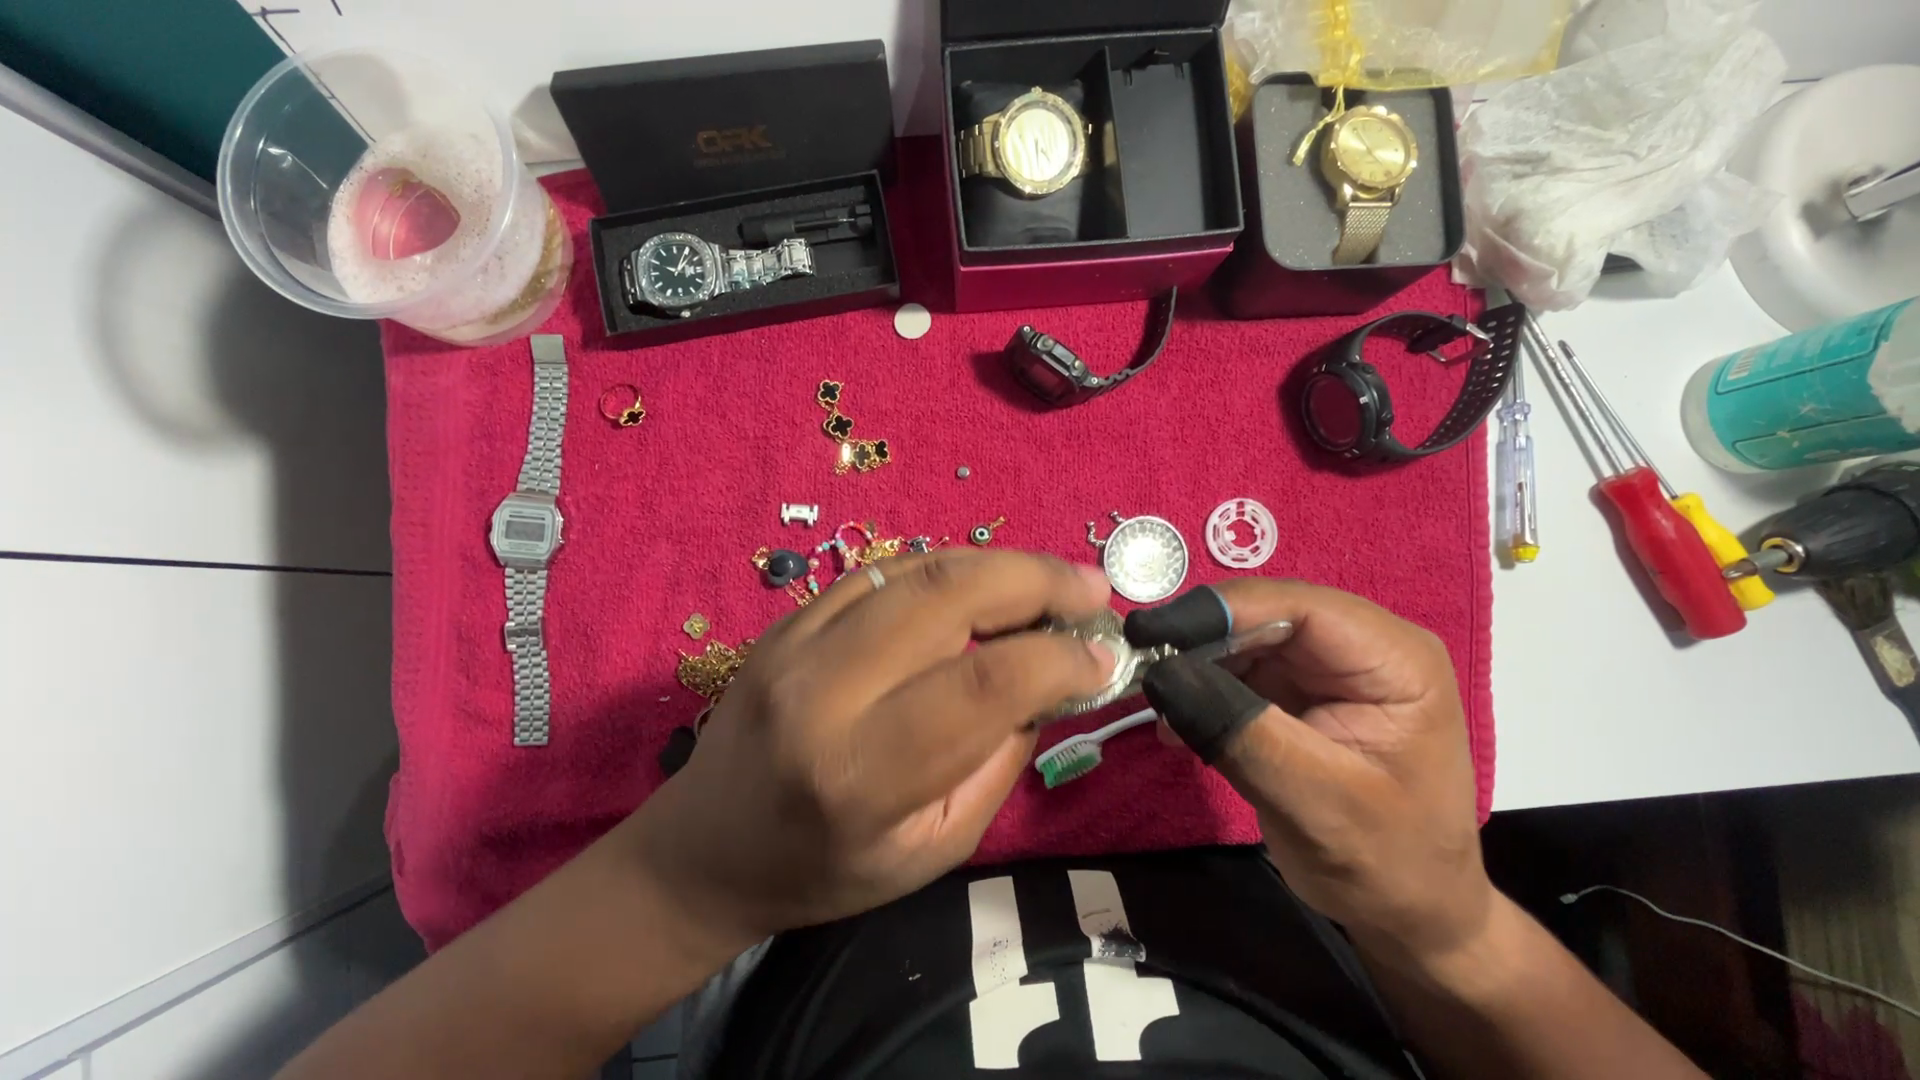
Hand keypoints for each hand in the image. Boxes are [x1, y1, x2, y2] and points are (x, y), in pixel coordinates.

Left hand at [629, 550, 1115, 950]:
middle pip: (947, 597)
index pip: (982, 686)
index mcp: (863, 773)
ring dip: (997, 565)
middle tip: (1093, 588)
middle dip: (1037, 580)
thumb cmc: (825, 872)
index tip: (1105, 656)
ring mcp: (795, 645)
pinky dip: (944, 571)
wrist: (705, 850)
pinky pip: (879, 575)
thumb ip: (996, 762)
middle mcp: (824, 692)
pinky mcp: (785, 622)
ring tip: (1050, 580)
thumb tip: (1050, 684)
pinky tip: (981, 584)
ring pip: (914, 570)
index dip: (1059, 659)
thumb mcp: (933, 850)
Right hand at [1134, 580, 1490, 964]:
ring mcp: (1329, 670)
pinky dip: (1202, 693)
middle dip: (1198, 640)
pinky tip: (1176, 727)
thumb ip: (1239, 730)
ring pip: (1244, 641)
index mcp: (1394, 659)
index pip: (1297, 606)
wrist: (1412, 913)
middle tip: (1137, 669)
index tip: (1145, 633)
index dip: (1218, 610)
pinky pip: (1240, 674)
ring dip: (1194, 669)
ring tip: (1153, 706)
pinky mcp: (1300, 694)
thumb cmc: (1387, 861)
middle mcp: (1361, 648)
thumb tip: (1160, 671)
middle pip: (1265, 616)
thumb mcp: (1313, 799)